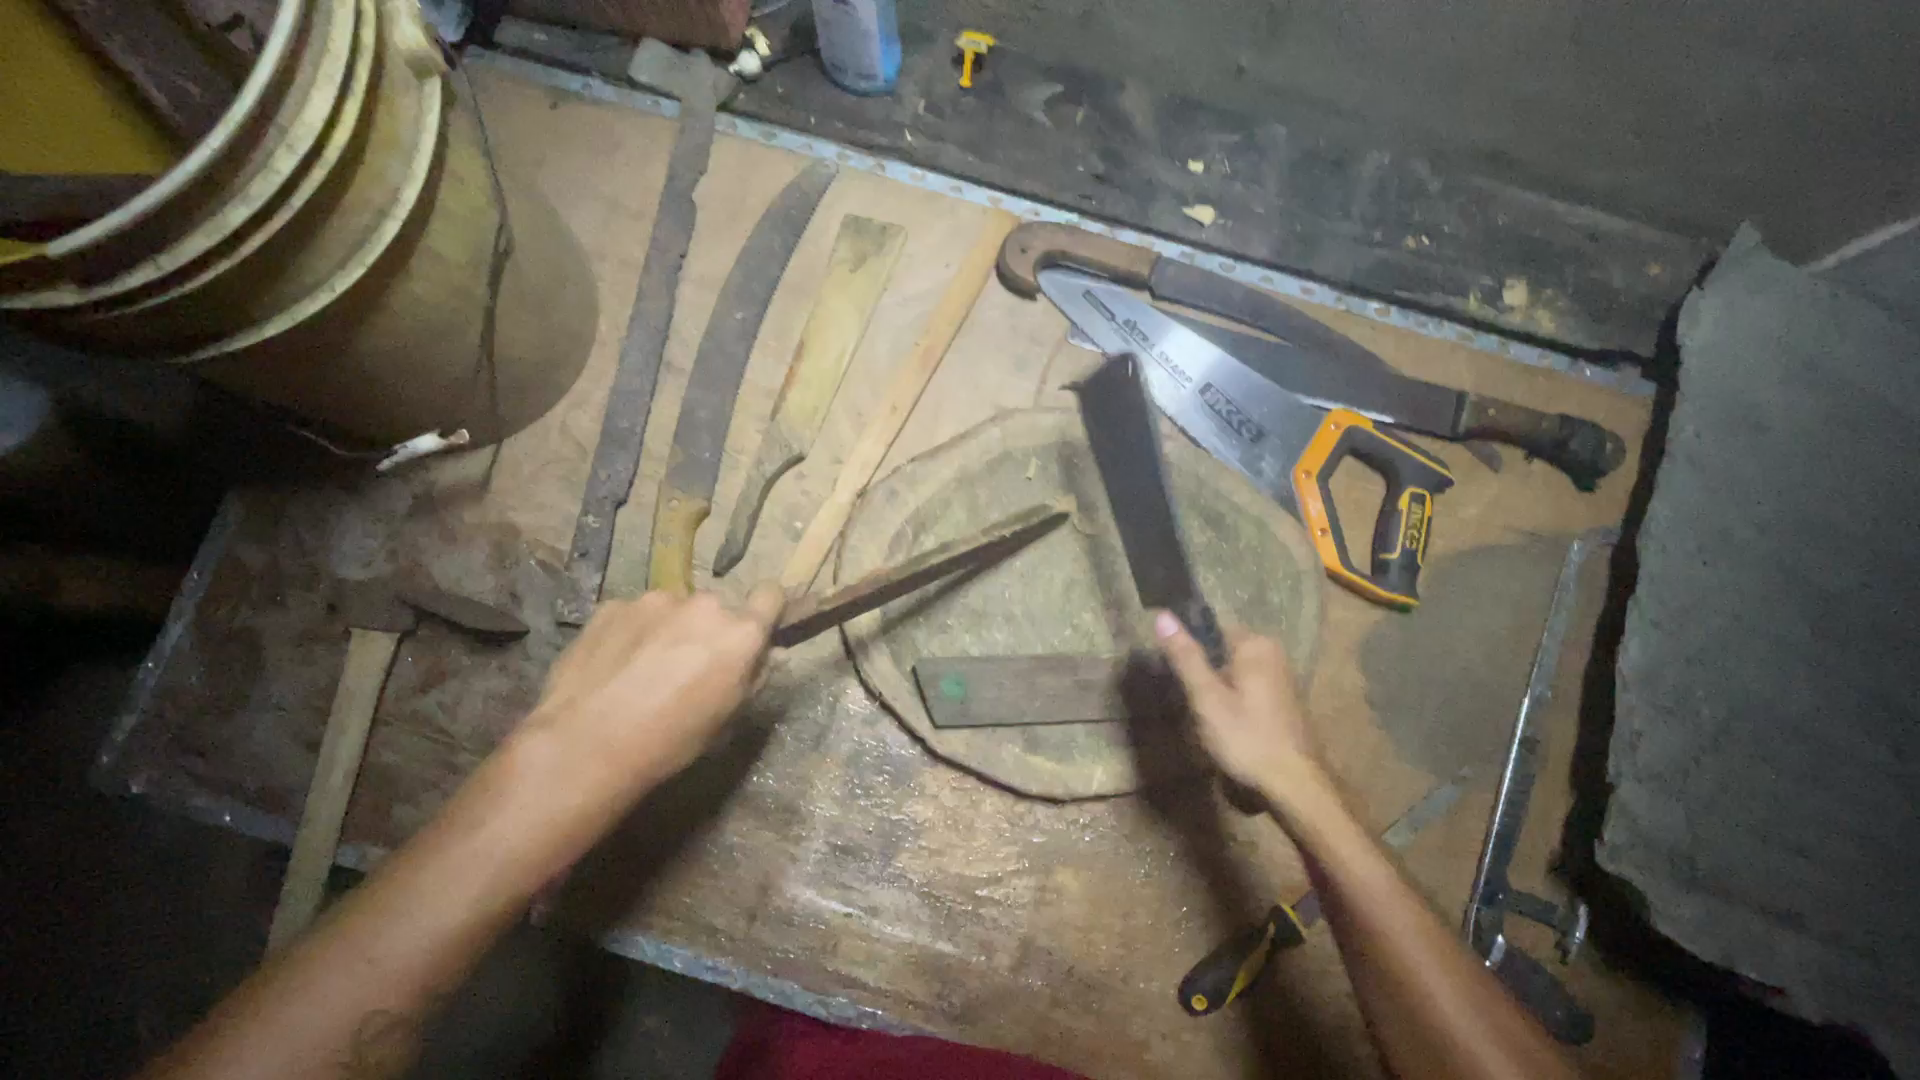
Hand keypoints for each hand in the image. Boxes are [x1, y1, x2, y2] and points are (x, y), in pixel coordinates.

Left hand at [530, 586, 784, 783]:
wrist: (586, 744)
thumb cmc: (670, 741)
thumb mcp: (727, 719)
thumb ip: (755, 677)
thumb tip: (772, 653)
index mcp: (739, 633)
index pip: (771, 596)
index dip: (767, 609)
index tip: (756, 628)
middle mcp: (703, 604)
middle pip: (717, 608)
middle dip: (709, 630)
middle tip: (689, 666)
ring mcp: (655, 600)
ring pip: (674, 609)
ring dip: (670, 628)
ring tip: (644, 668)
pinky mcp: (613, 605)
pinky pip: (635, 614)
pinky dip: (633, 632)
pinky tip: (615, 665)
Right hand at [1153, 610, 1321, 795]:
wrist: (1295, 784)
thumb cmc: (1247, 738)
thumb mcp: (1207, 698)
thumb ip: (1185, 657)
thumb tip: (1162, 614)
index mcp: (1255, 645)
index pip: (1210, 628)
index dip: (1190, 651)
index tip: (1179, 679)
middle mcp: (1272, 652)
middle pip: (1221, 652)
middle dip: (1204, 675)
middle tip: (1194, 707)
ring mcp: (1281, 676)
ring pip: (1233, 673)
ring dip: (1217, 692)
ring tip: (1208, 721)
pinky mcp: (1284, 699)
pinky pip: (1247, 688)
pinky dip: (1234, 702)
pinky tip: (1229, 728)